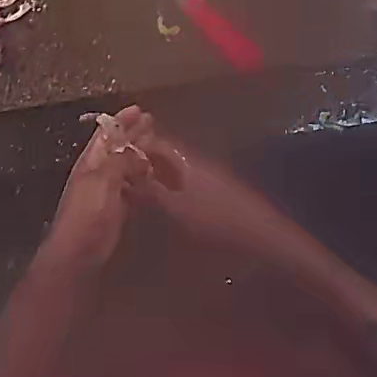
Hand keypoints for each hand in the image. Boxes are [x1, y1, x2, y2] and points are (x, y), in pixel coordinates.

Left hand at [41, 106, 154, 270]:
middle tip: (152, 123)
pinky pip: (131, 187)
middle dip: (133, 135)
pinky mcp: (115, 209)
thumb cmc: (88, 215)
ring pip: (125, 167)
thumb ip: (120, 162)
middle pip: (117, 148)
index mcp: (91, 162)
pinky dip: (142, 180)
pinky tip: (153, 179)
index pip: (106, 135)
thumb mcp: (103, 181)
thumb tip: (139, 151)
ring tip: (158, 147)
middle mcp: (97, 173)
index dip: (122, 122)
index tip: (139, 110)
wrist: (78, 254)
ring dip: (140, 156)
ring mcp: (106, 191)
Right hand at [126, 124, 286, 255]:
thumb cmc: (216, 219)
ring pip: (176, 170)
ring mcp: (209, 177)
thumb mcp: (176, 208)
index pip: (156, 141)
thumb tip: (125, 177)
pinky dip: (171, 187)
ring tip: (137, 189)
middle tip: (121, 173)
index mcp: (186, 160)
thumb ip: (151, 191)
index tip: (114, 152)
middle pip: (166, 155)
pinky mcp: (217, 192)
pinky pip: (186, 182)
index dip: (135, 143)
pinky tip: (164, 203)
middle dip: (144, 160)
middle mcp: (197, 162)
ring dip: (157, 175)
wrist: (262, 234)